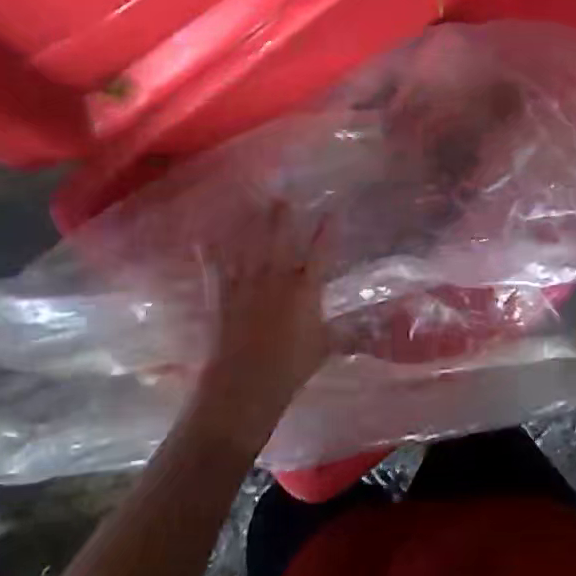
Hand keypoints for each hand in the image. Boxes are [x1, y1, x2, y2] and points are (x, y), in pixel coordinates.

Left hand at [190, 201, 330, 450]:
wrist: (246, 379)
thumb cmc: (291, 366)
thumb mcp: (324, 348)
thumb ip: (346, 334)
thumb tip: (371, 331)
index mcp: (304, 289)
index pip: (320, 253)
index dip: (327, 232)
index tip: (332, 212)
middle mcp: (275, 278)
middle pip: (280, 239)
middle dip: (282, 216)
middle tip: (282, 196)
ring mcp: (246, 283)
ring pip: (249, 245)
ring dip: (250, 224)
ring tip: (251, 204)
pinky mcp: (222, 294)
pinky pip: (216, 267)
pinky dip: (210, 253)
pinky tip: (204, 238)